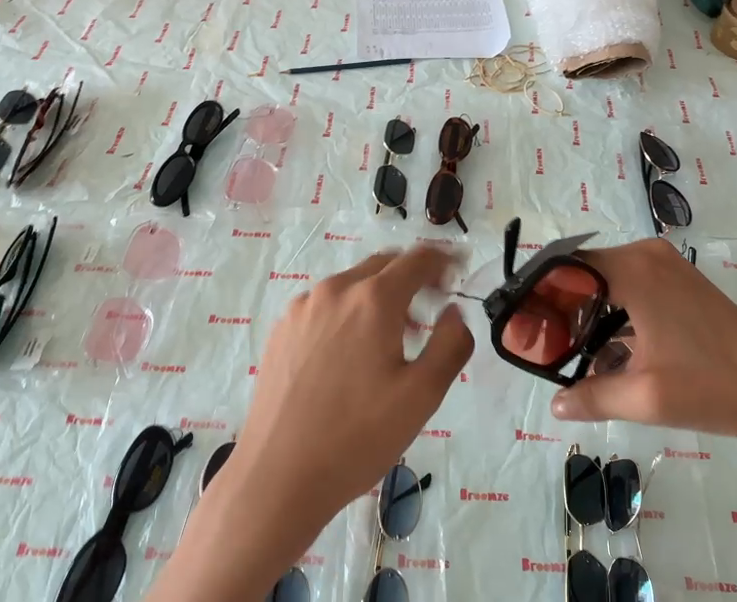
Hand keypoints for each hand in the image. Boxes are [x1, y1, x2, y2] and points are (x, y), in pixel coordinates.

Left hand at [224, 246, 472, 532]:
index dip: (444, 261)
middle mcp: (335, 290)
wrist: (278, 476)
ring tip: (391, 341)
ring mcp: (302, 308)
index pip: (418, 258)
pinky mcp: (281, 330)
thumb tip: (452, 312)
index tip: (458, 274)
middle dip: (412, 278)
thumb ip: (450, 343)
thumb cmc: (358, 436)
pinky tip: (350, 357)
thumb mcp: (423, 395)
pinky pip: (325, 306)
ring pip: (352, 285)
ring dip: (379, 297)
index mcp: (373, 299)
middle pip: (383, 265)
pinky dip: (348, 314)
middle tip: (431, 312)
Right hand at [544, 237, 736, 439]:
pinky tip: (606, 354)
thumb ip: (593, 396)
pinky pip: (631, 288)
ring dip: (587, 313)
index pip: (566, 266)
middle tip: (541, 347)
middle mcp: (647, 256)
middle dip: (560, 308)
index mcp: (635, 270)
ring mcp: (667, 268)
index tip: (521, 326)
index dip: (539, 294)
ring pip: (607, 282)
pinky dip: (614, 314)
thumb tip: (555, 405)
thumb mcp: (646, 397)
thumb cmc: (714, 386)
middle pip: (585, 272)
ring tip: (566, 354)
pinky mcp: (682, 284)